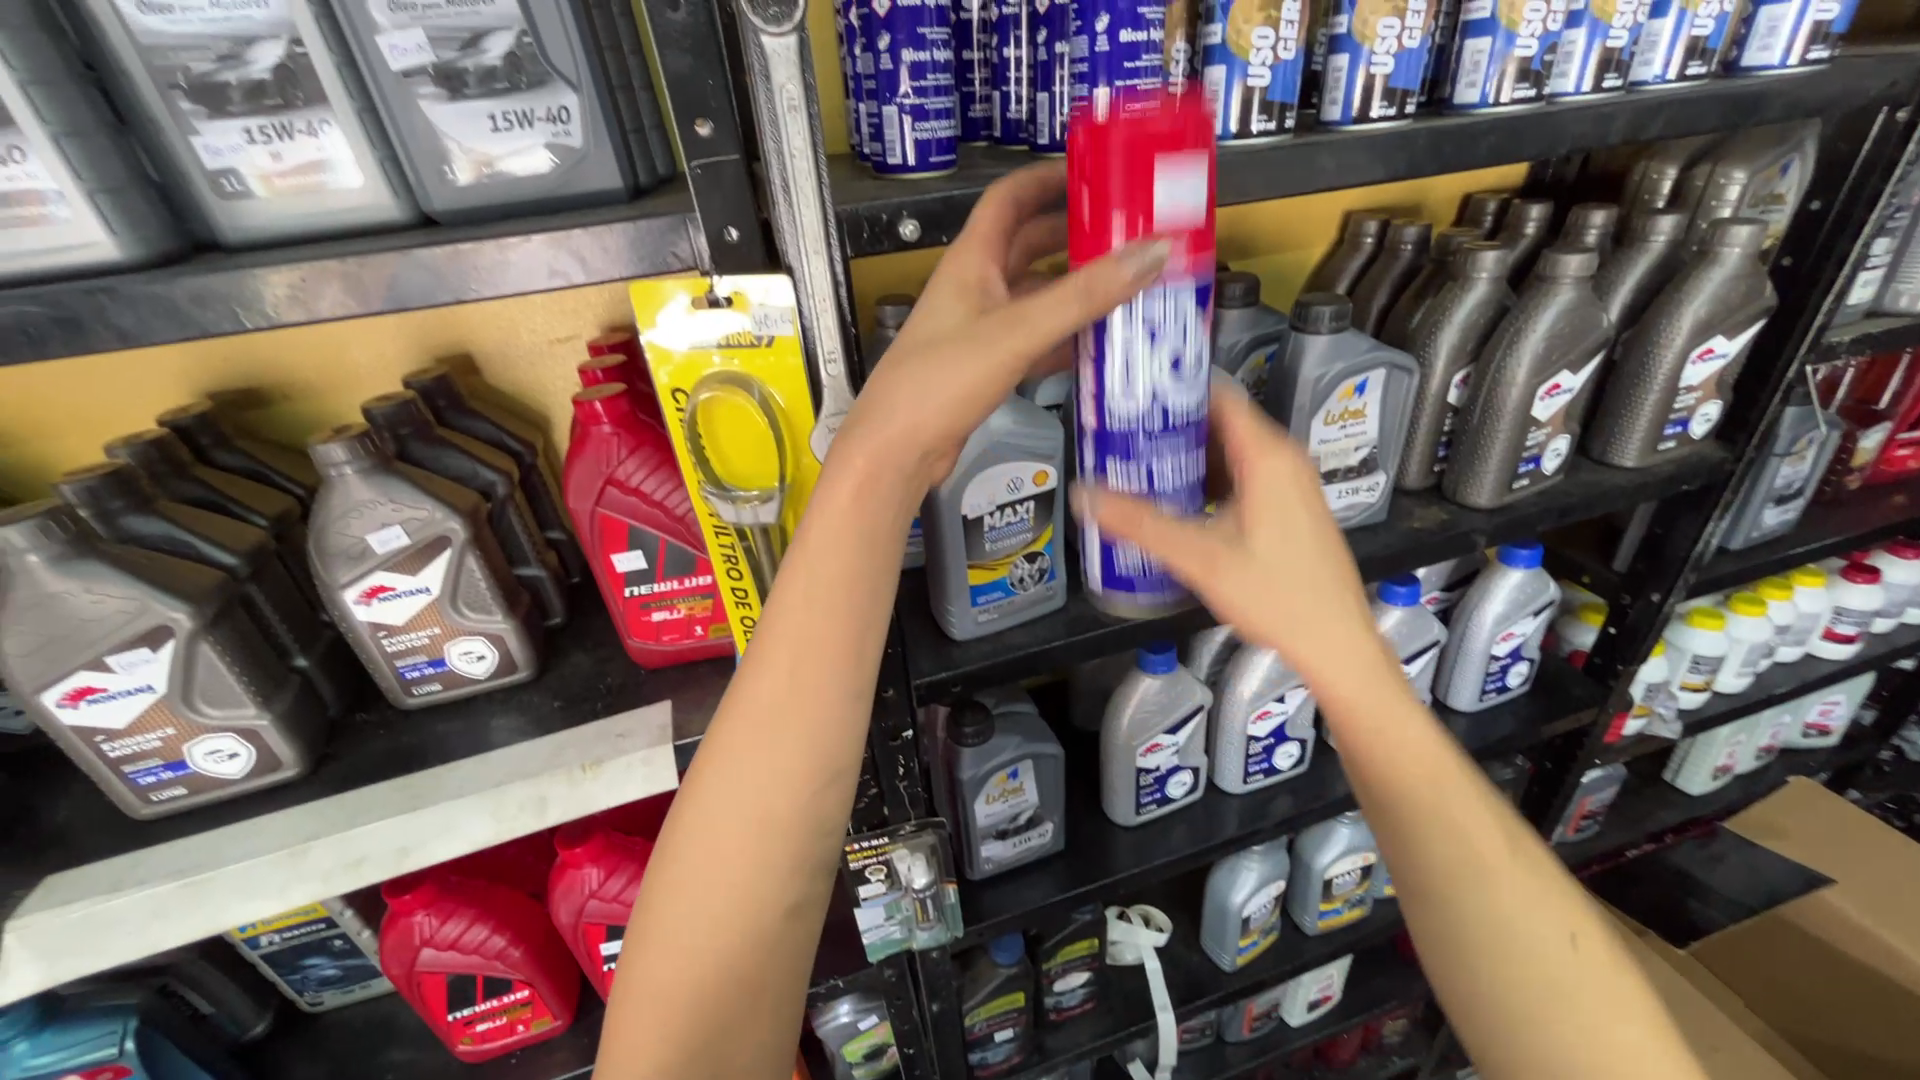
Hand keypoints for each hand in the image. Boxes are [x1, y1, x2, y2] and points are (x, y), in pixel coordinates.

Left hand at [835, 160, 1170, 490]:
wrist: (898, 450)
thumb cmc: (943, 380)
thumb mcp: (1018, 331)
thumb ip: (1084, 295)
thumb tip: (1155, 251)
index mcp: (973, 259)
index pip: (1011, 198)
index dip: (1050, 178)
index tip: (1100, 174)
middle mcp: (977, 286)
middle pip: (1031, 245)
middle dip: (1077, 236)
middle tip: (1133, 235)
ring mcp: (981, 327)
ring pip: (1037, 296)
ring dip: (1077, 291)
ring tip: (1132, 286)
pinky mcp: (987, 366)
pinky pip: (1035, 339)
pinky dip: (1066, 338)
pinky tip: (1101, 344)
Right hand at [1073, 377, 1394, 686]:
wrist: (1335, 642)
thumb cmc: (1278, 596)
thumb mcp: (1200, 559)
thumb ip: (1140, 525)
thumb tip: (1085, 496)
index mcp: (1268, 457)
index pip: (1218, 396)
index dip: (1173, 392)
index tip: (1132, 398)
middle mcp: (1284, 461)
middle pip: (1220, 424)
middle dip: (1170, 429)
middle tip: (1122, 437)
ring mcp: (1290, 485)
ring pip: (1230, 453)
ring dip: (1187, 458)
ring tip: (1138, 468)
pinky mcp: (1289, 509)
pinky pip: (1242, 477)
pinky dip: (1208, 481)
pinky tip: (1176, 503)